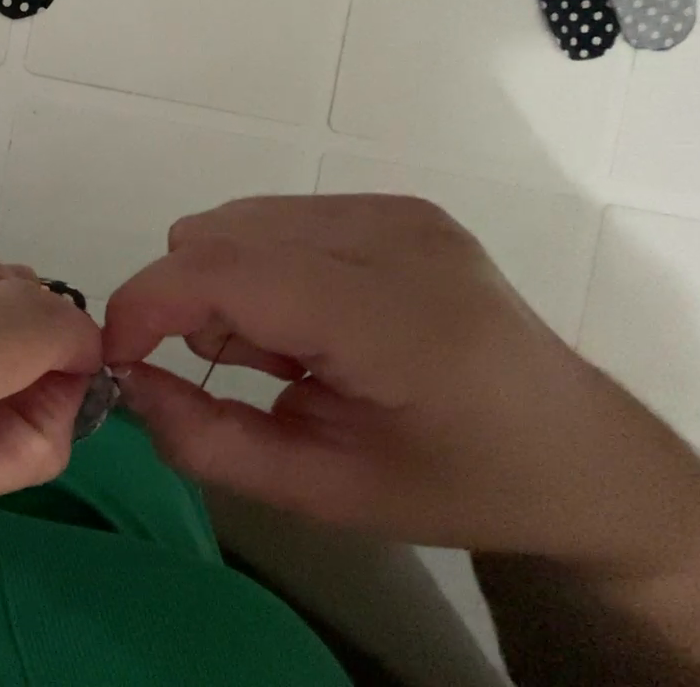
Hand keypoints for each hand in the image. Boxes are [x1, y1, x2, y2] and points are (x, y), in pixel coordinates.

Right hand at [103, 194, 699, 575]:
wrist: (581, 454)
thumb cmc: (453, 484)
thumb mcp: (320, 493)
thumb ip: (205, 442)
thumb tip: (124, 380)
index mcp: (396, 321)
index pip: (223, 273)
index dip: (145, 304)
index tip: (118, 355)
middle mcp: (394, 242)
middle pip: (211, 240)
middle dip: (183, 305)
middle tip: (230, 370)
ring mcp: (395, 214)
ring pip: (227, 224)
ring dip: (217, 286)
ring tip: (278, 347)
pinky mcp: (390, 206)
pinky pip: (262, 219)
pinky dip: (251, 268)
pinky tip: (304, 316)